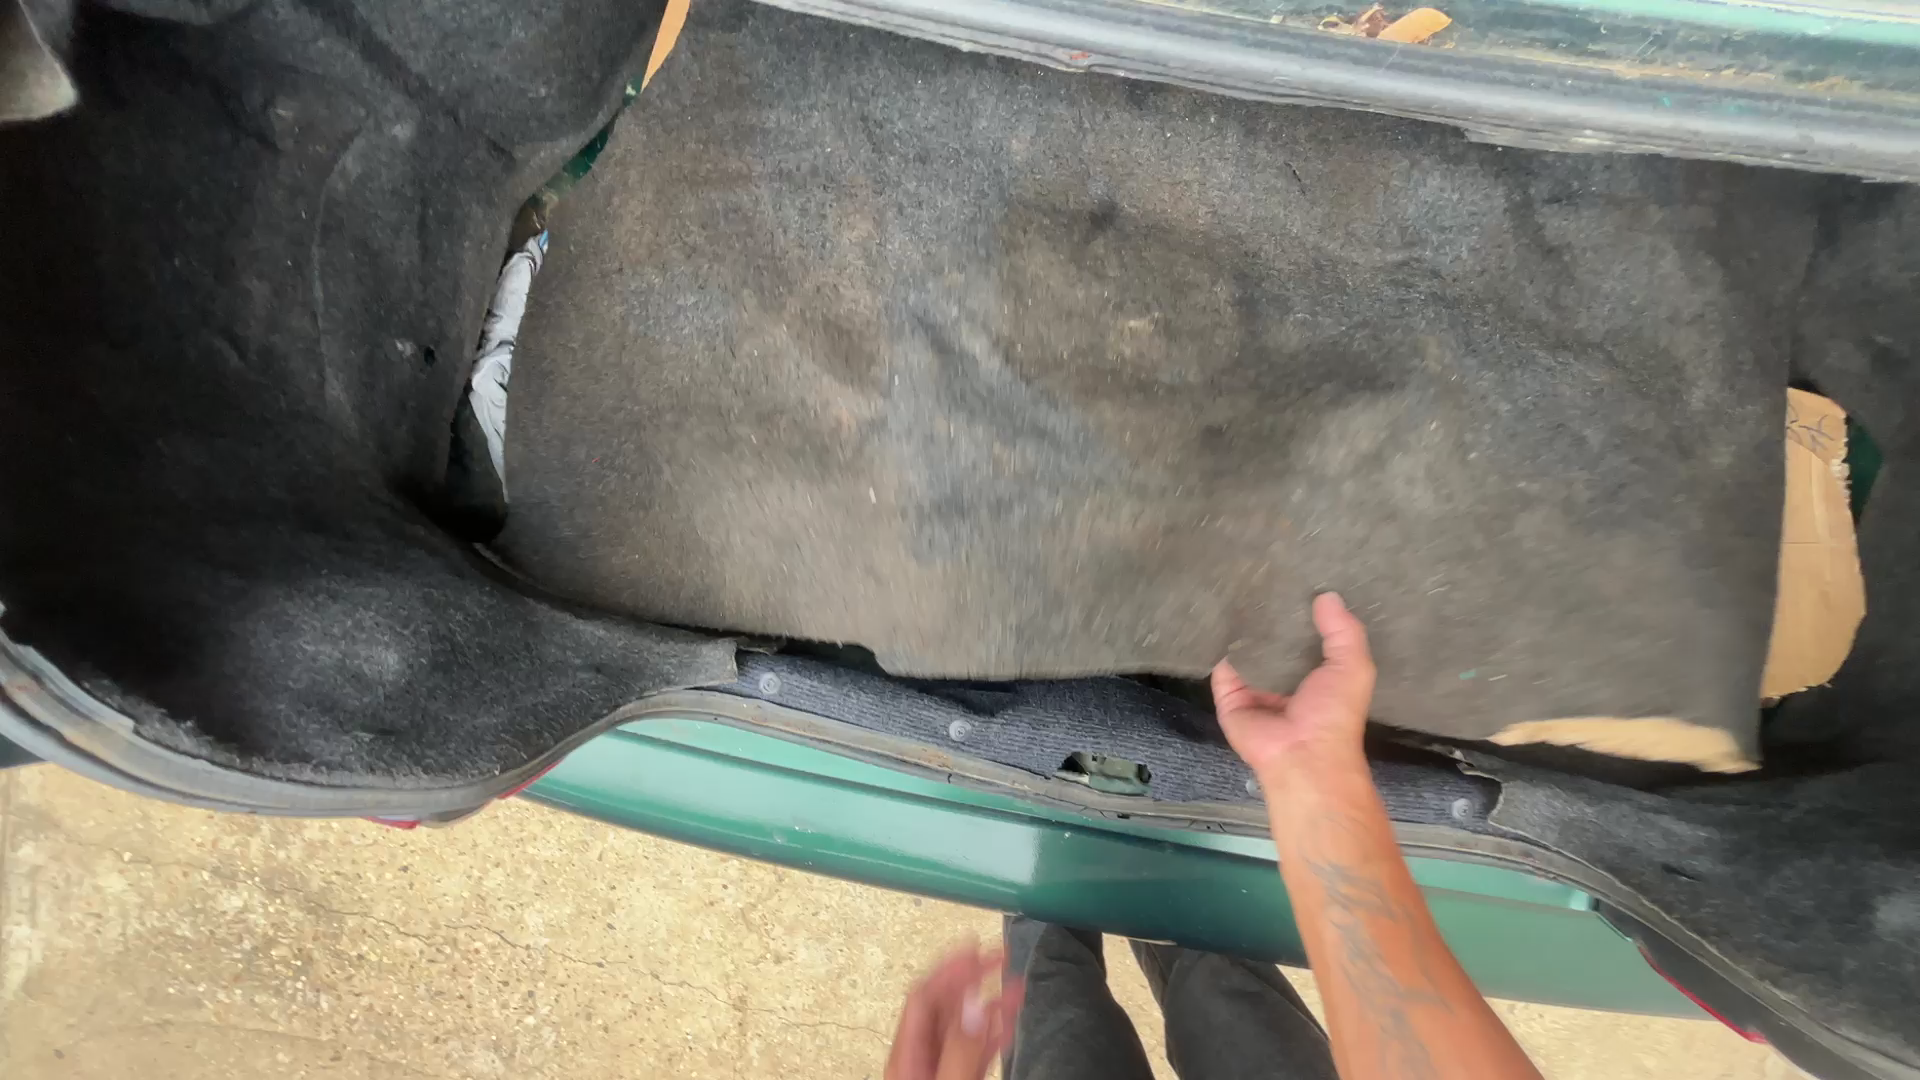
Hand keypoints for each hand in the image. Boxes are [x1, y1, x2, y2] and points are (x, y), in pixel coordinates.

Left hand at [883, 943, 1025, 1079]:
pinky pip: (974, 1046)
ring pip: (965, 1023)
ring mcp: (939, 1066)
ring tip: (1015, 982)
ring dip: (990, 1000)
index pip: (923, 995)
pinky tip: (1009, 1015)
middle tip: (998, 954)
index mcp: (907, 1054)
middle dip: (974, 974)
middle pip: (945, 1003)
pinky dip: (992, 1029)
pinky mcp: (955, 1076)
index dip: (949, 967)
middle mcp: (921, 1055)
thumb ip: (960, 1048)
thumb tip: (975, 1008)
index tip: (974, 947)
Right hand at [1213, 591, 1374, 779]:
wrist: (1302, 754)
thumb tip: (1326, 595)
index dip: (1299, 612)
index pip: (1302, 638)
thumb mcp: (1353, 668)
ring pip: (1244, 651)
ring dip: (1239, 628)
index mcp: (1313, 676)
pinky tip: (1215, 617)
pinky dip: (1217, 645)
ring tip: (1231, 589)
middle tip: (1257, 579)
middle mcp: (1281, 680)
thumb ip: (1343, 632)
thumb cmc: (1333, 713)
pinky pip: (1220, 665)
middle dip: (1266, 618)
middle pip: (1270, 643)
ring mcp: (1252, 688)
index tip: (1291, 580)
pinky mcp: (1227, 695)